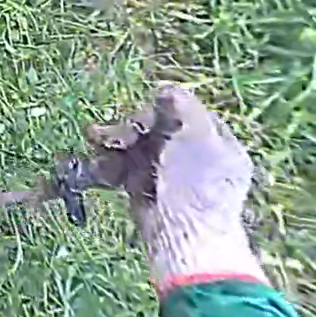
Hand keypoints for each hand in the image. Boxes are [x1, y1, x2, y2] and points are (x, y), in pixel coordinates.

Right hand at [88, 85, 266, 291]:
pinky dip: (106, 165)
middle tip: (113, 139)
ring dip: (109, 145)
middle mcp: (190, 154)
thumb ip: (185, 109)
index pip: (179, 112)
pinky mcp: (139, 183)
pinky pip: (117, 164)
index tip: (143, 122)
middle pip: (147, 126)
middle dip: (125, 130)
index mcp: (214, 143)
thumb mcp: (199, 140)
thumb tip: (167, 85)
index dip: (156, 112)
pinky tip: (102, 171)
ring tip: (102, 153)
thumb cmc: (197, 185)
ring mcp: (163, 170)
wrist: (180, 231)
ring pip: (127, 143)